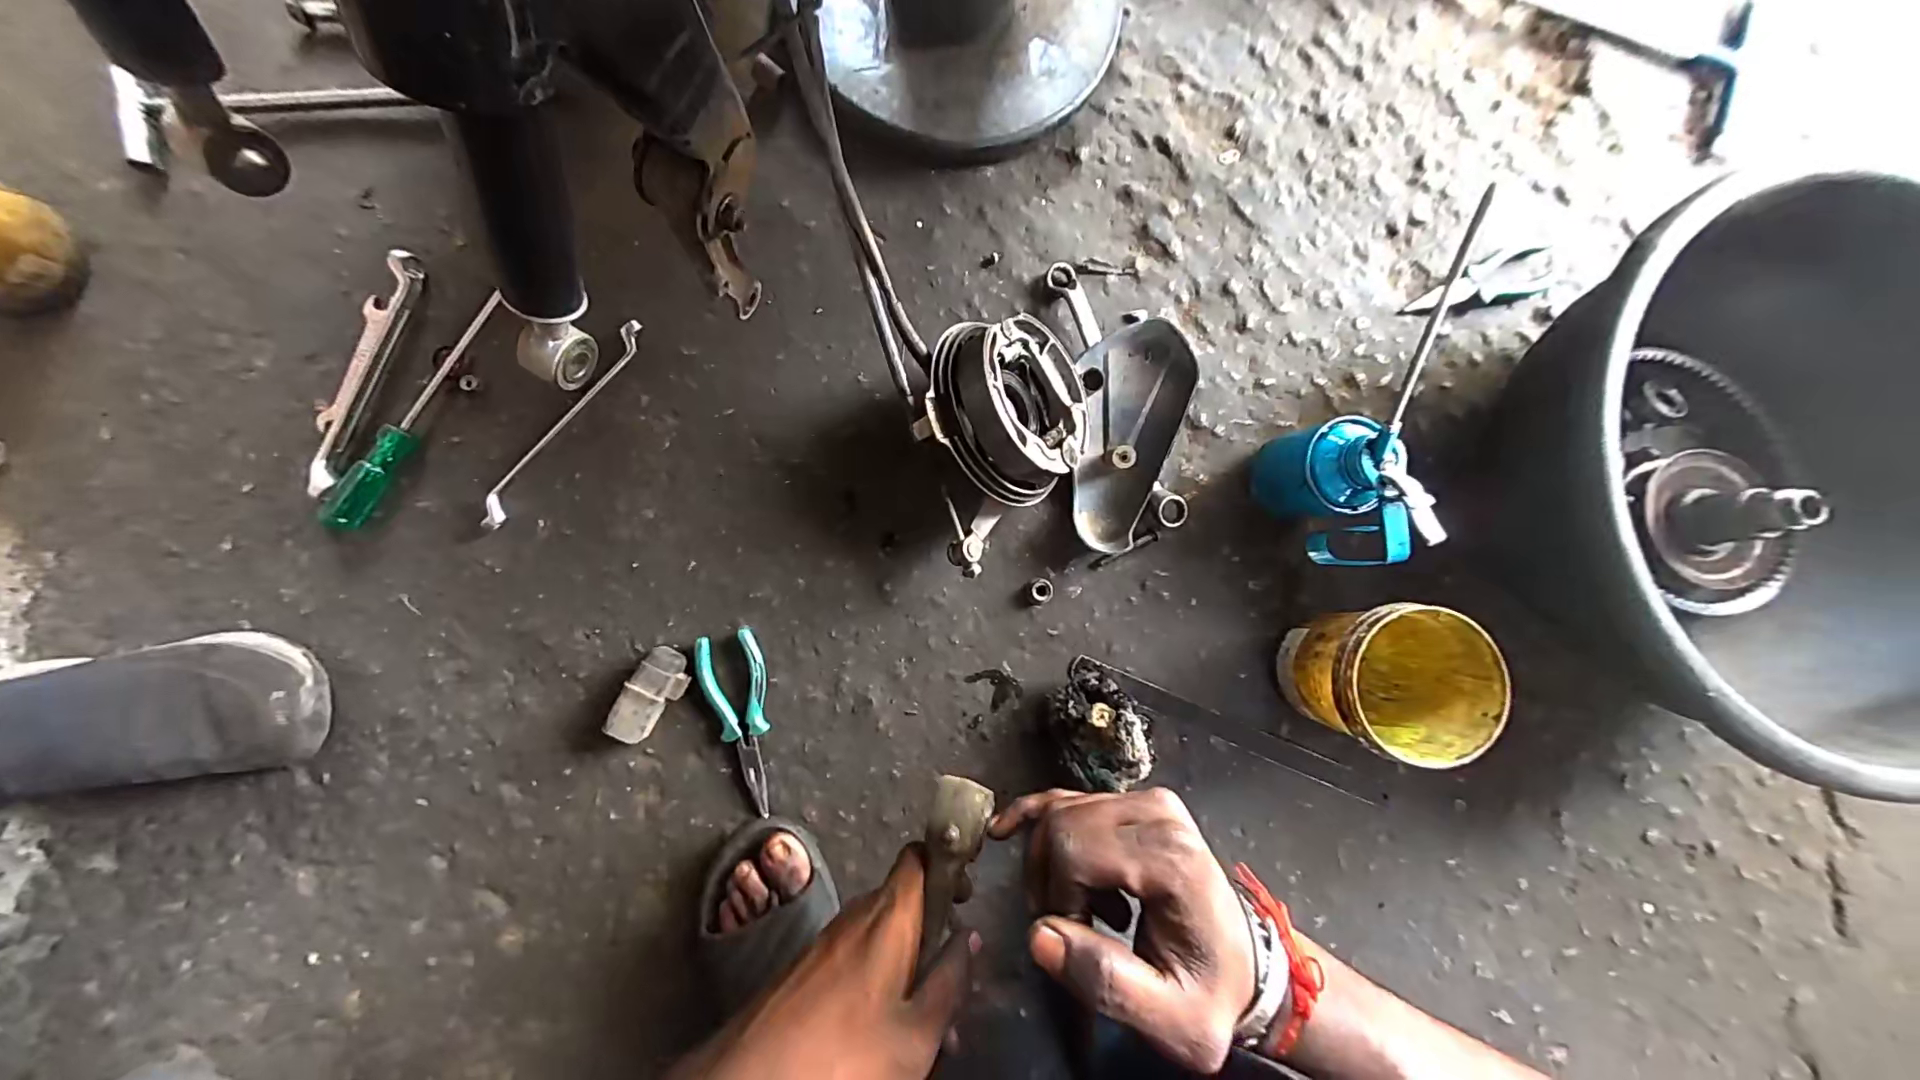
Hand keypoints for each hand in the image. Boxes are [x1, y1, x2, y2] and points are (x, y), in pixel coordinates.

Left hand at [672, 843, 976, 1079]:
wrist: (752, 1078)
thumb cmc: (845, 1053)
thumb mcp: (916, 1032)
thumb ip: (949, 980)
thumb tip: (969, 938)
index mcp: (889, 914)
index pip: (919, 856)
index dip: (947, 864)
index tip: (966, 895)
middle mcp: (858, 913)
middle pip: (905, 899)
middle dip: (932, 930)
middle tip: (952, 975)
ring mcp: (829, 937)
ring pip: (881, 932)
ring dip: (907, 960)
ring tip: (922, 1014)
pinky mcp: (808, 964)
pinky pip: (855, 953)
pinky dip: (877, 975)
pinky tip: (881, 1022)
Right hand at [989, 788, 1254, 1072]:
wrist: (1245, 966)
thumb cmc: (1210, 992)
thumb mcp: (1172, 1020)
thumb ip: (1106, 981)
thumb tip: (1039, 935)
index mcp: (1171, 858)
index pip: (1076, 850)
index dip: (1058, 897)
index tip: (1076, 942)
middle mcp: (1158, 814)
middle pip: (1062, 825)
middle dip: (1046, 879)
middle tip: (1066, 927)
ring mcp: (1145, 801)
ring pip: (1060, 812)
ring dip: (1046, 863)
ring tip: (1076, 908)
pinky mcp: (1132, 801)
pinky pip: (1069, 797)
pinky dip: (1035, 813)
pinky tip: (1006, 827)